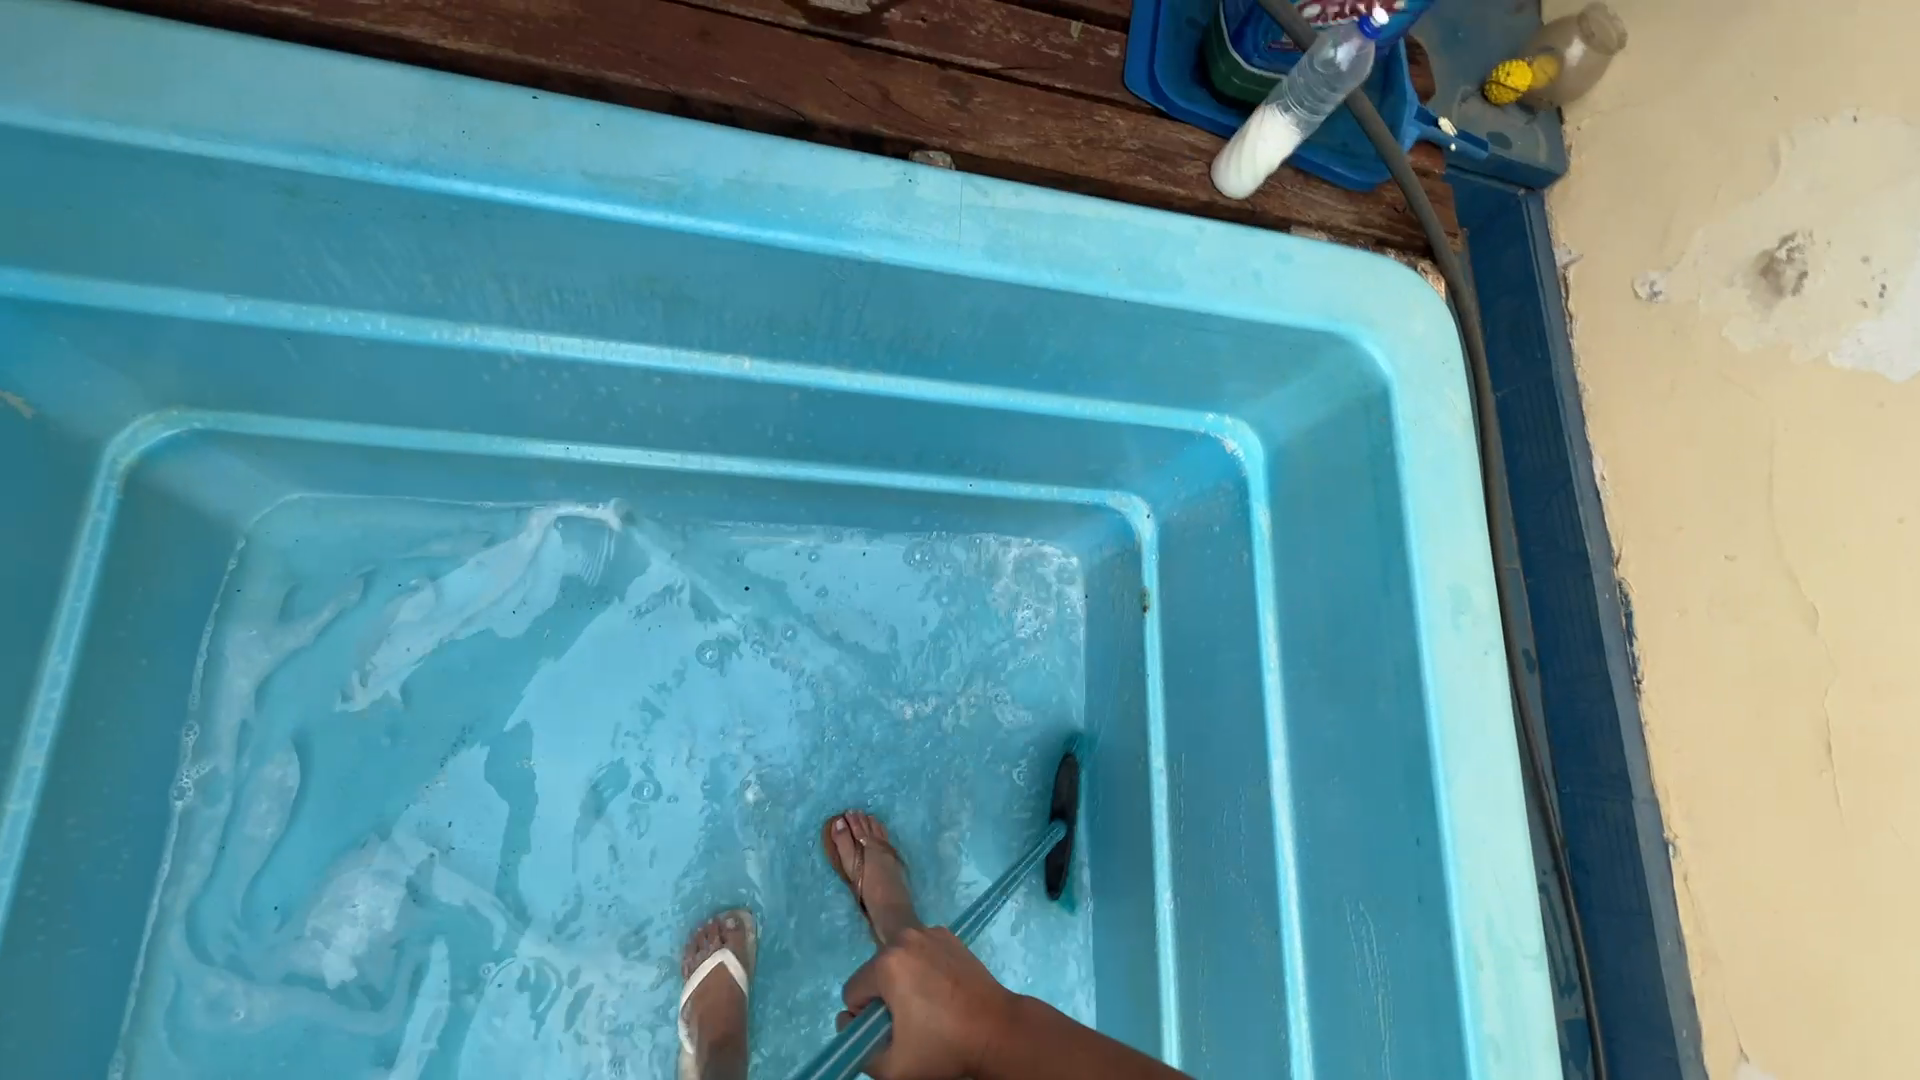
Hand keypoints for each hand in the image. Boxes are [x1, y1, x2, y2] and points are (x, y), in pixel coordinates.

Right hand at [837, 926, 1021, 1079]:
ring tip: (929, 1007)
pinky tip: (942, 991)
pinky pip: (920, 952)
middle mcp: (906, 936)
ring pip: (898, 961)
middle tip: (911, 1021)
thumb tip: (849, 1020)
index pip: (853, 991)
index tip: (889, 1032)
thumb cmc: (943, 1047)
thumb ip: (857, 1047)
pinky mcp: (949, 935)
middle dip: (884, 997)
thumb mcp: (890, 1067)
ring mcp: (930, 932)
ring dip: (903, 981)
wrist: (997, 1030)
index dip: (865, 1018)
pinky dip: (923, 969)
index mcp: (888, 963)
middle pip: (875, 972)